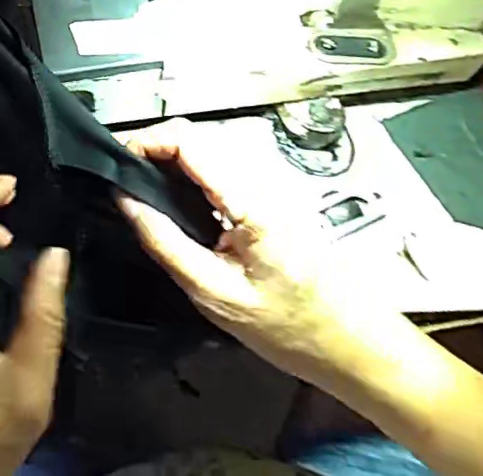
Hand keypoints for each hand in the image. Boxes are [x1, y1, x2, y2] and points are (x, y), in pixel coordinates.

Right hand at [115, 119, 405, 387]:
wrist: (361, 348)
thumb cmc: (299, 330)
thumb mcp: (217, 295)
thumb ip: (165, 243)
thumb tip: (126, 203)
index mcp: (252, 202)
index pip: (187, 138)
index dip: (145, 140)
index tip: (121, 163)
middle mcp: (263, 182)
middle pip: (194, 134)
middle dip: (152, 147)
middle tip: (127, 181)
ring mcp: (269, 185)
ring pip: (205, 145)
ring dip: (169, 158)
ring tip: (145, 191)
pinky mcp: (269, 196)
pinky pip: (218, 165)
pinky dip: (188, 171)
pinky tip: (177, 200)